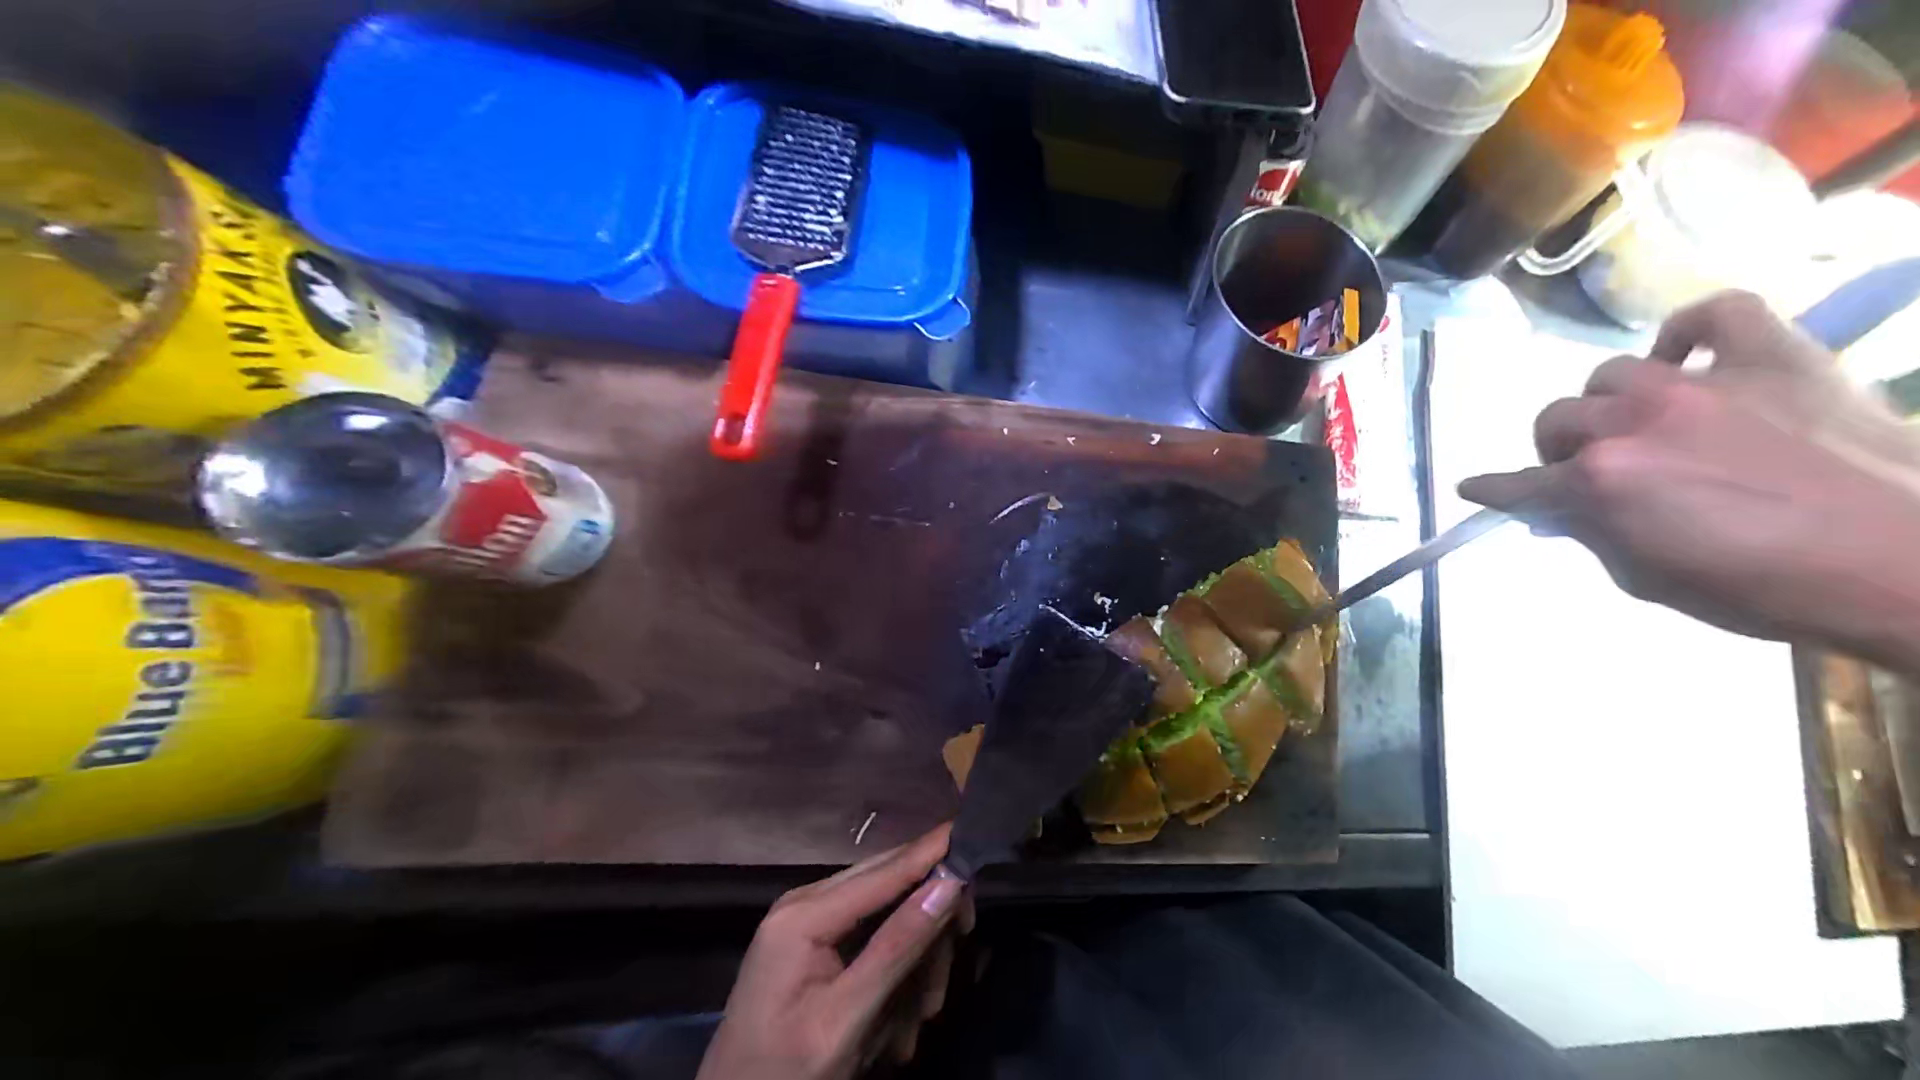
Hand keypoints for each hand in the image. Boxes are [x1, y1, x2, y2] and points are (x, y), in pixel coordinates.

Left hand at [697, 825, 972, 1079]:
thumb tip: (949, 883)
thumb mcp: (846, 1019)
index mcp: (805, 913)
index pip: (886, 869)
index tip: (974, 833)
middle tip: (957, 960)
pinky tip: (899, 1016)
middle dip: (930, 923)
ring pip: (888, 910)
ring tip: (920, 1016)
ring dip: (916, 958)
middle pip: (891, 882)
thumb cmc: (784, 1072)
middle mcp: (807, 900)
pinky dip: (897, 967)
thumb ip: (897, 948)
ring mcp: (809, 917)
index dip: (932, 851)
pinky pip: (873, 932)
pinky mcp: (816, 938)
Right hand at [1459, 291, 1919, 671]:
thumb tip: (1567, 507)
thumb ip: (1592, 531)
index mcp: (1599, 482)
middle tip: (1590, 469)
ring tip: (1643, 421)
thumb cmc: (1767, 588)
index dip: (1494, 490)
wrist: (1916, 566)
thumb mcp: (1644, 578)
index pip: (1517, 483)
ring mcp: (1704, 384)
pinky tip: (1687, 356)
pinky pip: (1718, 314)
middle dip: (1560, 449)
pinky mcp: (1777, 359)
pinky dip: (1691, 330)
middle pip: (1557, 420)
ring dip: (1612, 403)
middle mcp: (1634, 424)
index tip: (1478, 489)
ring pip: (1615, 374)